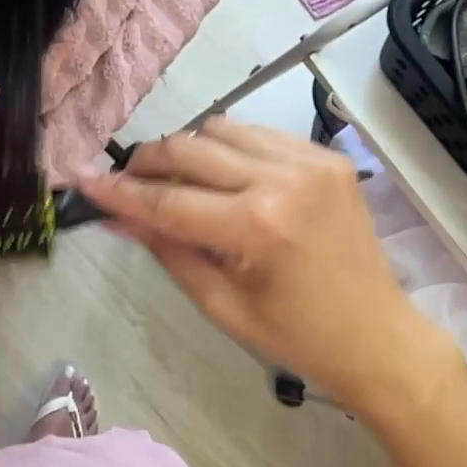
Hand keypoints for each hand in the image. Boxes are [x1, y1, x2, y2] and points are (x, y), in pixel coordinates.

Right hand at [79, 118, 450, 409]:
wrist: (382, 338)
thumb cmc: (298, 335)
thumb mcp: (221, 303)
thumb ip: (166, 249)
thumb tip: (115, 214)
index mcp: (259, 228)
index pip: (169, 200)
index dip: (121, 191)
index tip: (83, 179)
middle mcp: (283, 180)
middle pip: (188, 149)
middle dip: (147, 161)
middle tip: (124, 178)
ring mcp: (308, 161)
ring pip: (217, 128)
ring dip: (187, 149)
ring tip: (177, 178)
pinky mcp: (324, 154)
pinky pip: (254, 132)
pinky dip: (227, 147)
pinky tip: (224, 175)